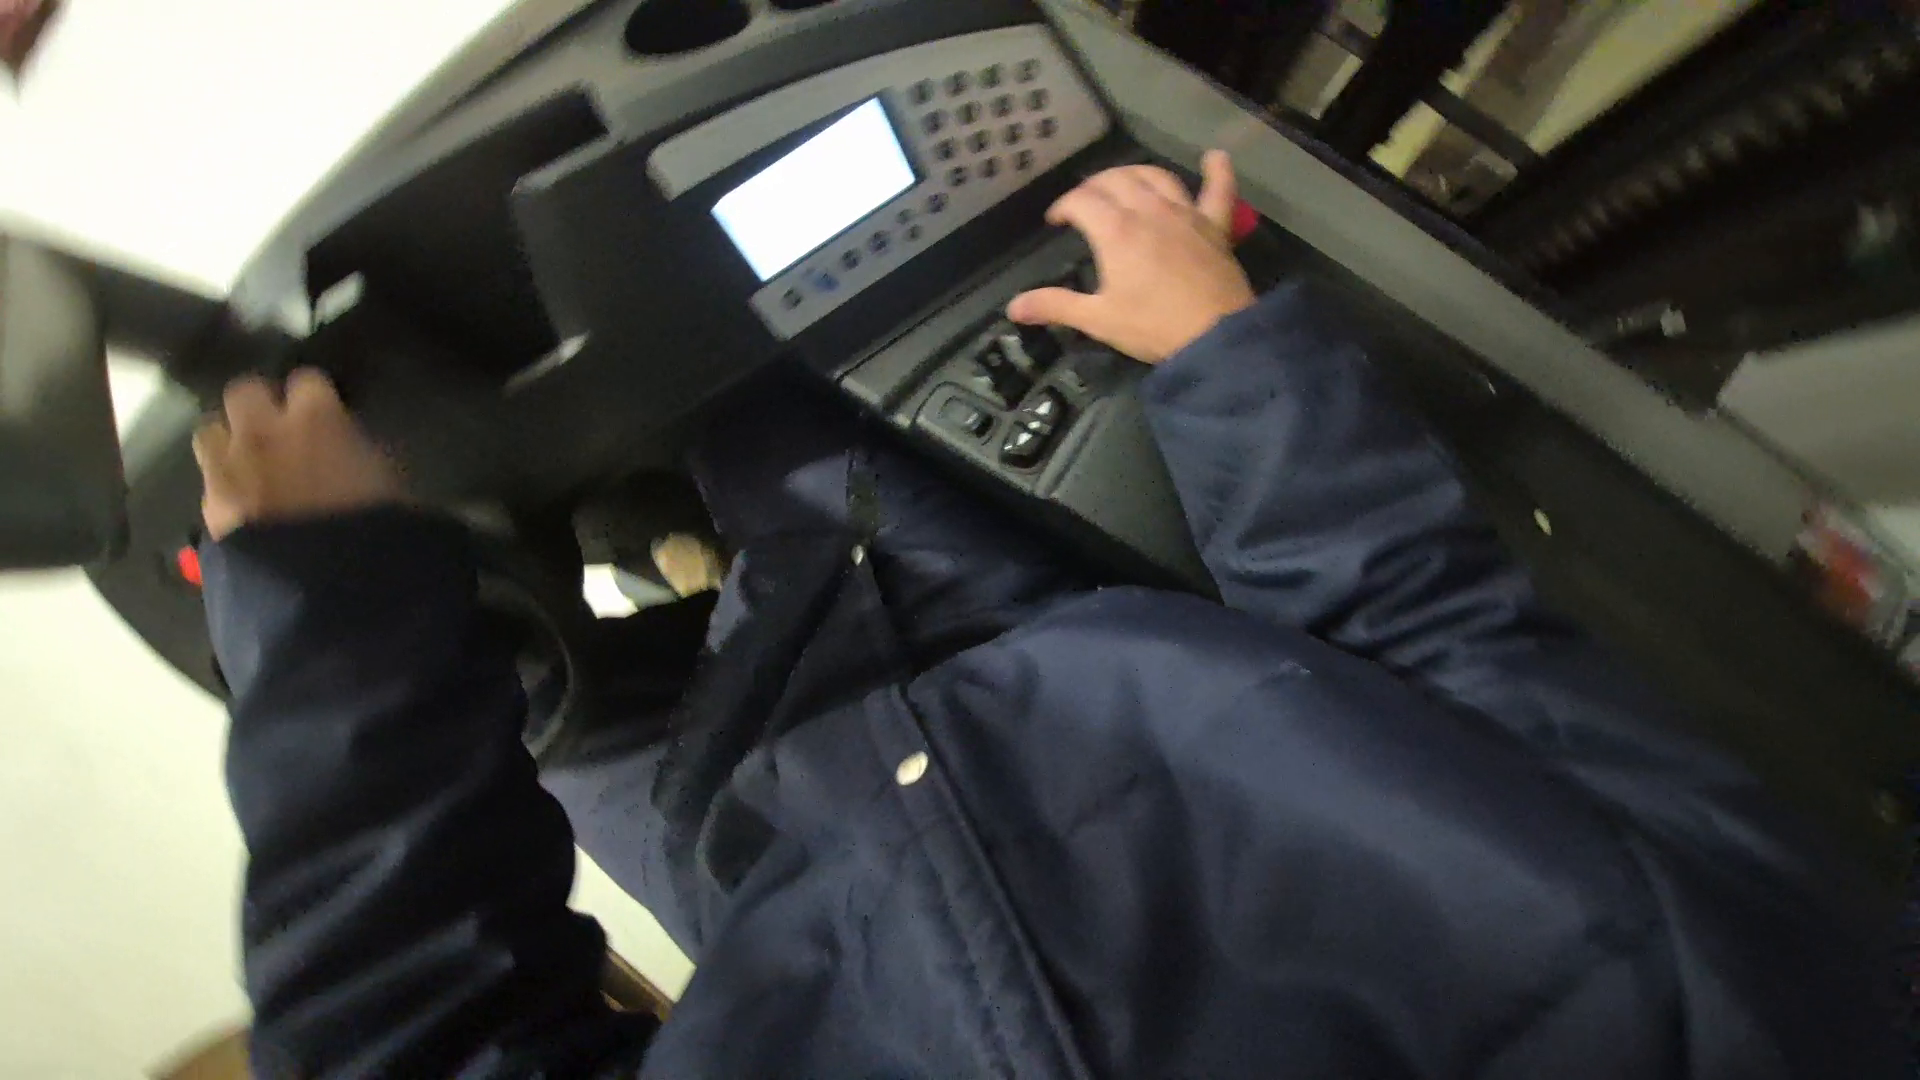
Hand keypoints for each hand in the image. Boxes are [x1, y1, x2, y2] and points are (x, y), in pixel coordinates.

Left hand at [193, 369, 406, 541]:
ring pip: (212, 428)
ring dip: (232, 437)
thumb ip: (361, 450)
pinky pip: (210, 474)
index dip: (317, 393)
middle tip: (282, 423)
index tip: (328, 407)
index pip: (307, 379)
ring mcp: (228, 462)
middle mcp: (263, 429)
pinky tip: (249, 496)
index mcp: (317, 419)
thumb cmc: (375, 520)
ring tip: (255, 457)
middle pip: (244, 390)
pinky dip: (227, 479)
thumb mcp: (387, 477)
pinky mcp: (209, 498)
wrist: (327, 571)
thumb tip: (351, 445)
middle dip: (261, 403)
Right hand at [1008, 150, 1256, 363]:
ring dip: (1135, 173)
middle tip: (1085, 202)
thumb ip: (1055, 306)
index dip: (1064, 206)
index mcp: (1116, 230)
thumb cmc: (1150, 327)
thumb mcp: (1097, 319)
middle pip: (1116, 180)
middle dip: (1094, 186)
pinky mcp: (1215, 225)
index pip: (1081, 201)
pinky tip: (1214, 157)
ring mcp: (1185, 213)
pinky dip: (1217, 170)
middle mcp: (1149, 210)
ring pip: (1156, 177)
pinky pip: (1218, 189)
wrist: (1214, 335)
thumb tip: (1013, 307)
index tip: (1056, 221)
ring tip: (1124, 182)